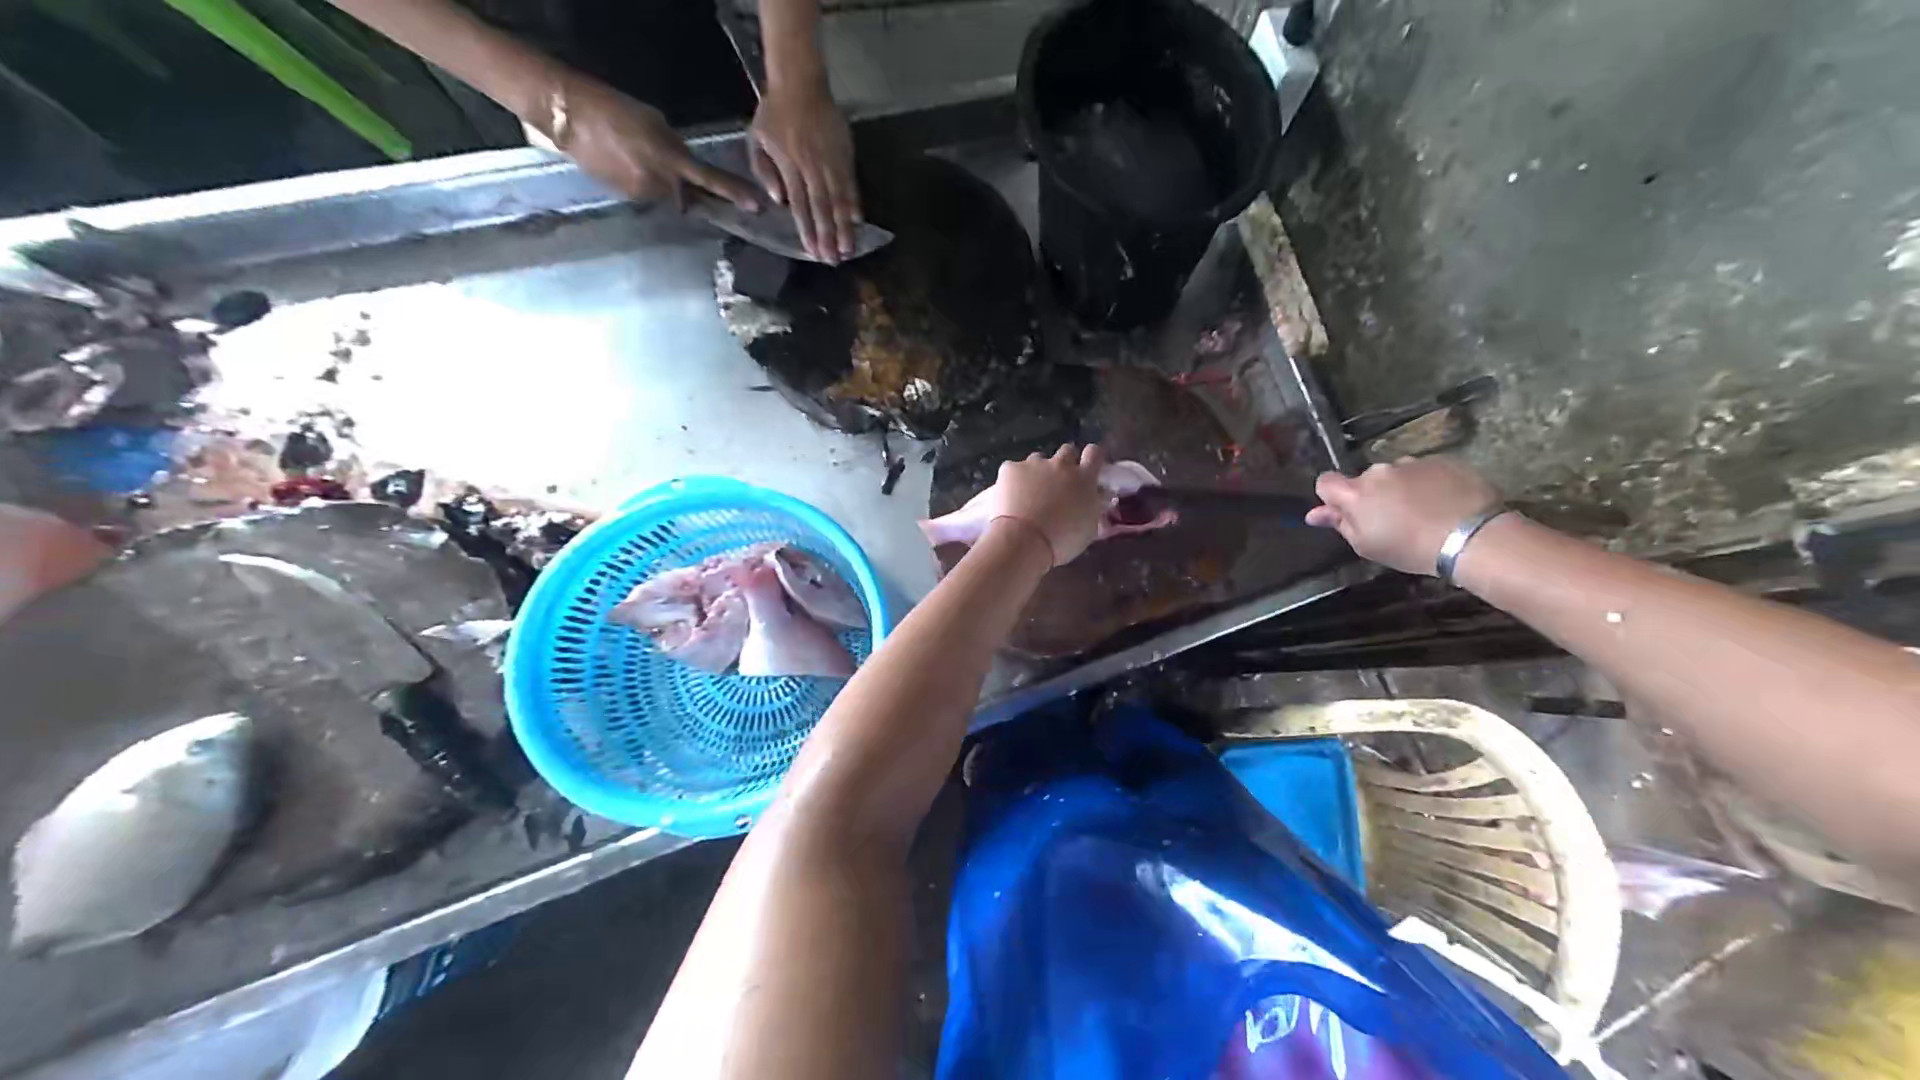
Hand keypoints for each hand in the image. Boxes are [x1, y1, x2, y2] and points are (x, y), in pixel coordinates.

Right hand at [548, 75, 760, 209]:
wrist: (569, 114)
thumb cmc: (615, 109)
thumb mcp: (656, 124)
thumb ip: (677, 151)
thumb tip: (688, 169)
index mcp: (671, 160)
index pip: (711, 182)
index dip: (735, 195)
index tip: (757, 207)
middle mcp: (661, 185)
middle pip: (689, 198)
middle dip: (692, 193)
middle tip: (676, 173)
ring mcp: (643, 195)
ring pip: (666, 198)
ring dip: (663, 186)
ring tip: (638, 159)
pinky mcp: (627, 199)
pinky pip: (647, 197)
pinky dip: (644, 185)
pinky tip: (626, 165)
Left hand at [749, 84, 859, 262]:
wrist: (800, 81)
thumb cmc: (775, 112)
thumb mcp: (757, 139)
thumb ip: (765, 172)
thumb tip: (779, 201)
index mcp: (789, 165)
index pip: (800, 206)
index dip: (807, 231)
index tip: (813, 252)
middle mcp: (811, 167)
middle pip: (821, 208)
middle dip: (828, 236)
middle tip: (834, 260)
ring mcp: (831, 161)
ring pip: (839, 200)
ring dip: (844, 227)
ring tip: (849, 249)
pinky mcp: (845, 154)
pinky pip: (851, 183)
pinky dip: (855, 203)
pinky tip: (859, 221)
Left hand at [988, 444, 1108, 566]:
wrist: (1023, 542)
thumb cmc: (1061, 542)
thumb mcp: (1089, 527)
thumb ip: (1092, 505)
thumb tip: (1095, 495)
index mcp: (1084, 479)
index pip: (1094, 453)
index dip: (1090, 457)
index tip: (1087, 466)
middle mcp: (1061, 465)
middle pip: (1067, 451)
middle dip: (1064, 463)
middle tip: (1057, 483)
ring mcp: (1034, 464)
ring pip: (1038, 460)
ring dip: (1037, 472)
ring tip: (1028, 494)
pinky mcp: (1010, 468)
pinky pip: (1013, 470)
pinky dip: (1012, 481)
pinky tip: (1009, 498)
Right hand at [1305, 457, 1502, 574]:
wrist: (1473, 536)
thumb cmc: (1411, 548)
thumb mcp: (1367, 546)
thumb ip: (1340, 524)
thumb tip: (1314, 514)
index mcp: (1356, 493)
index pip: (1326, 482)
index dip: (1332, 496)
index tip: (1347, 512)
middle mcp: (1379, 471)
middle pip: (1366, 480)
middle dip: (1373, 495)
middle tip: (1392, 519)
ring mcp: (1413, 463)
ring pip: (1397, 474)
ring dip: (1401, 488)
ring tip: (1424, 511)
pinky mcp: (1444, 460)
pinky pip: (1426, 471)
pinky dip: (1429, 484)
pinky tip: (1444, 503)